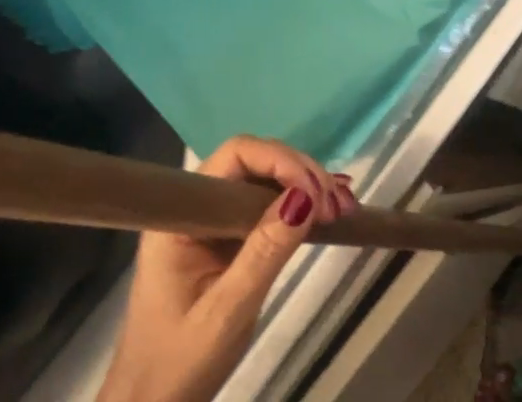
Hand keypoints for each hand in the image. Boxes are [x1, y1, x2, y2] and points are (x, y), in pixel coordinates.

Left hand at [99, 136, 358, 401]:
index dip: (281, 161)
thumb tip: (307, 196)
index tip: (316, 193)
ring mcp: (211, 225)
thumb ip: (264, 252)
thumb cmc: (177, 365)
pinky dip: (303, 205)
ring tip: (344, 208)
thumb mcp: (226, 312)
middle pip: (256, 163)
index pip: (235, 157)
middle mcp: (195, 210)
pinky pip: (268, 208)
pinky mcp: (228, 242)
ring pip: (267, 183)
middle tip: (340, 205)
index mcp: (179, 219)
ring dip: (308, 189)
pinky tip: (332, 210)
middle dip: (303, 175)